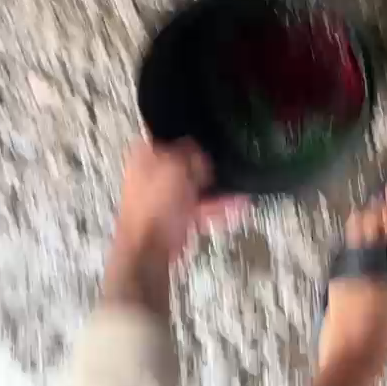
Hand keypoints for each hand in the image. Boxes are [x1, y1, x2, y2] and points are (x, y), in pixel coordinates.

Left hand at [103, 140, 247, 310]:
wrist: (149, 248)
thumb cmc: (156, 203)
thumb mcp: (176, 166)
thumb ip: (189, 152)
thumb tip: (198, 150)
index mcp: (145, 156)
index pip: (169, 137)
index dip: (190, 138)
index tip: (209, 140)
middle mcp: (152, 173)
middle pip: (185, 162)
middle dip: (207, 165)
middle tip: (225, 162)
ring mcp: (165, 196)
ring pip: (196, 185)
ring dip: (218, 186)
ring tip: (241, 183)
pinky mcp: (177, 216)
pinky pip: (202, 206)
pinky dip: (219, 205)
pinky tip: (240, 203)